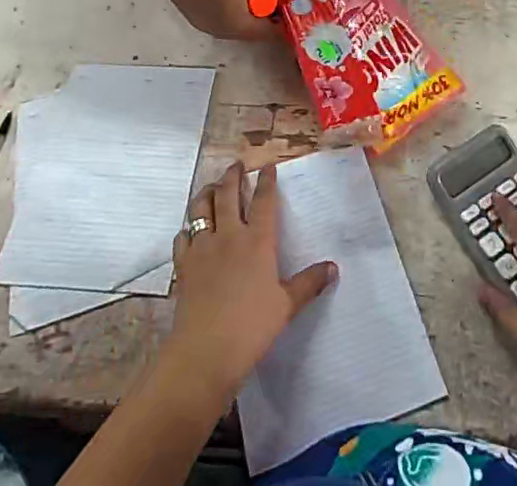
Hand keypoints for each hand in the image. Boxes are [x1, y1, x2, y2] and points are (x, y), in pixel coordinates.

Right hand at [149, 0, 302, 40]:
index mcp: (239, 27)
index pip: (272, 34)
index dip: (288, 19)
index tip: (298, 2)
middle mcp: (223, 33)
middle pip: (256, 26)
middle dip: (270, 7)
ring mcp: (207, 24)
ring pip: (240, 18)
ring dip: (252, 2)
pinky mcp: (195, 13)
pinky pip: (224, 11)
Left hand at [164, 162, 336, 397]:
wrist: (205, 350)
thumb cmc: (251, 327)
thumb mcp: (287, 305)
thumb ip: (309, 283)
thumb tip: (333, 267)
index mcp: (257, 241)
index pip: (264, 201)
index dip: (266, 181)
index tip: (268, 166)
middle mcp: (228, 236)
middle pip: (228, 195)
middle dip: (233, 176)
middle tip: (236, 165)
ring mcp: (202, 248)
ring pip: (202, 208)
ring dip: (207, 193)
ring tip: (212, 186)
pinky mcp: (183, 264)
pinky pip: (183, 236)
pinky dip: (188, 227)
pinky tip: (191, 230)